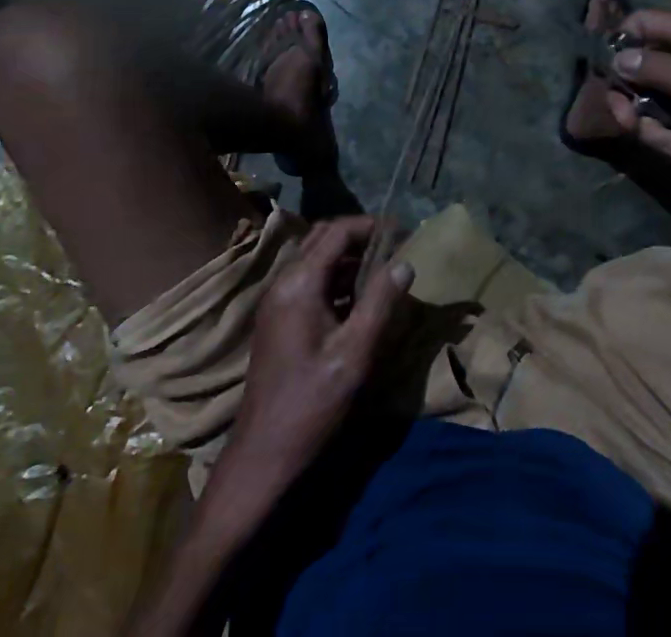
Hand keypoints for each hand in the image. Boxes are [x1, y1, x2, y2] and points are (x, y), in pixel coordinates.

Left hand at [215, 215, 411, 502]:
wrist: (266, 446)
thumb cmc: (313, 400)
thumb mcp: (354, 353)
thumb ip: (380, 304)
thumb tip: (404, 264)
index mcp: (299, 283)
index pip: (335, 233)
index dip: (369, 226)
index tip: (402, 230)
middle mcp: (283, 282)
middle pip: (321, 240)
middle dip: (358, 237)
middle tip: (394, 248)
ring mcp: (277, 300)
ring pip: (314, 261)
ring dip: (347, 259)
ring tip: (384, 271)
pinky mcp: (278, 318)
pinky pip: (309, 282)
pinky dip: (335, 279)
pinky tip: (360, 299)